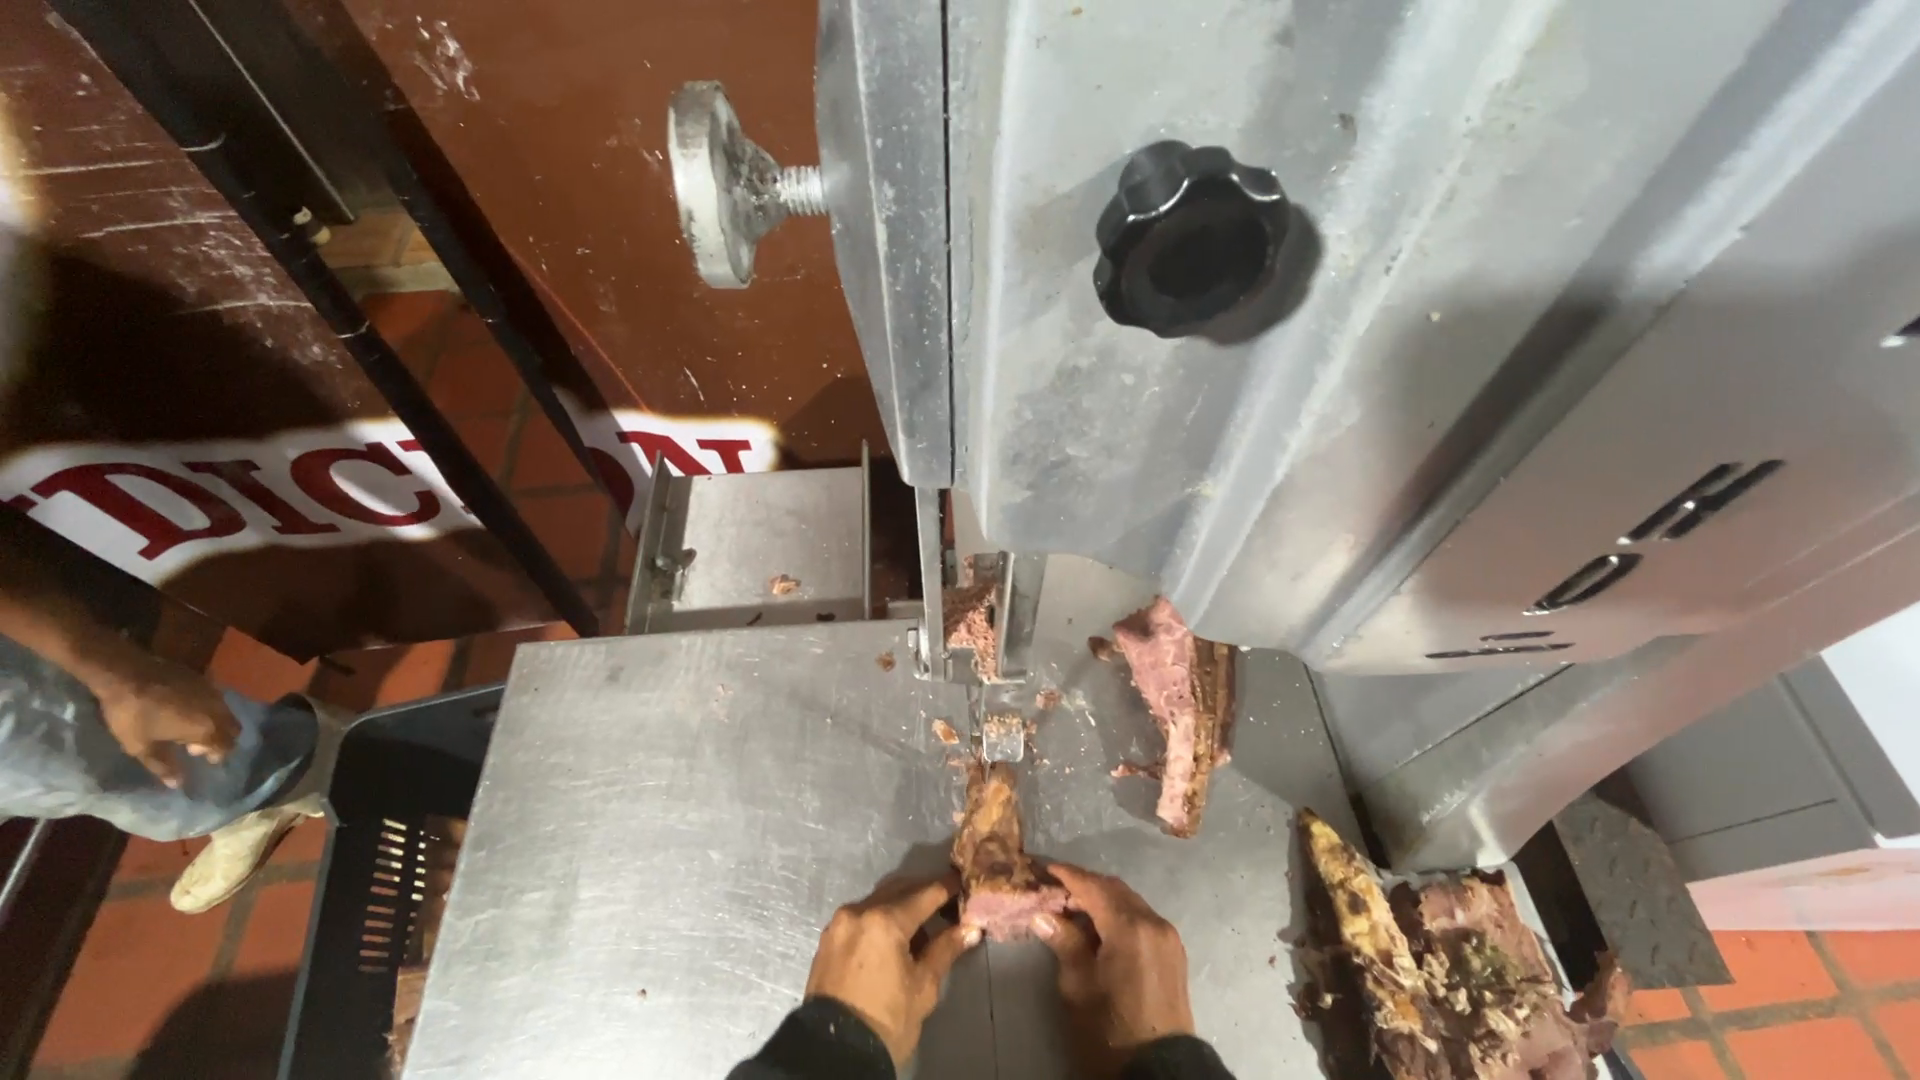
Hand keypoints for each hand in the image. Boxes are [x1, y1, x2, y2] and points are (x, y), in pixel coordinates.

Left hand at [85, 646, 238, 787]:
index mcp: (207, 730)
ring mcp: (215, 694)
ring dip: (215, 723)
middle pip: (233, 729)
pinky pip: (216, 700)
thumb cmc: (133, 715)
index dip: (217, 755)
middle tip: (196, 745)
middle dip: (220, 739)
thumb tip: (179, 785)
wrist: (129, 675)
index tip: (200, 758)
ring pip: (226, 714)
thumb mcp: (141, 746)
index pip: (226, 747)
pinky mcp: (206, 682)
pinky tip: (186, 709)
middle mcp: (220, 712)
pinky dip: (208, 709)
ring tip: (189, 727)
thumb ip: (163, 766)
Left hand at [804, 872, 981, 1065]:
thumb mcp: (923, 986)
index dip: (946, 887)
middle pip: (898, 890)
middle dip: (923, 893)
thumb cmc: (887, 1021)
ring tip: (921, 926)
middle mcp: (858, 911)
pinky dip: (879, 919)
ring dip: (900, 906)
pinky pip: (860, 917)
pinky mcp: (828, 939)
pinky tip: (892, 937)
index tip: (962, 881)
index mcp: (884, 921)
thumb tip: (970, 928)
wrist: (835, 1053)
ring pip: (876, 901)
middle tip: (946, 903)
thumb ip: (945, 949)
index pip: (924, 894)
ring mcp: (839, 924)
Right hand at [1033, 862, 1195, 1077]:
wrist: (1160, 1070)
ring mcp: (1168, 937)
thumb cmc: (1111, 1029)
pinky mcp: (1173, 952)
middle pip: (1115, 889)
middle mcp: (1154, 922)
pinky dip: (1120, 914)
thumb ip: (1065, 943)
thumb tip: (1043, 915)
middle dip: (1085, 885)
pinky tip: (1101, 928)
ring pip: (1130, 902)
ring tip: (1075, 909)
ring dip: (1103, 899)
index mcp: (1130, 928)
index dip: (1068, 875)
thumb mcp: (1079, 987)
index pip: (1093, 887)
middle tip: (1056, 890)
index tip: (1045, 868)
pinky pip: (1143, 918)